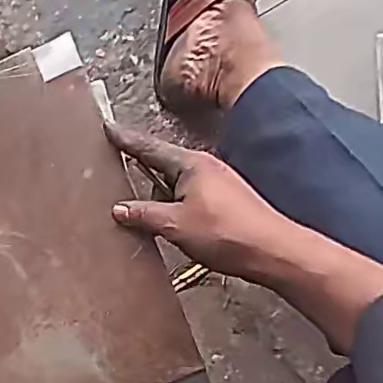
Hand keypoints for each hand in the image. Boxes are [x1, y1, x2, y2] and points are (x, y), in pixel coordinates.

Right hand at [105, 121, 382, 352]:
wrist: (272, 252)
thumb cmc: (229, 234)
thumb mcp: (175, 225)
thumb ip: (143, 215)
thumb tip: (120, 209)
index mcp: (191, 165)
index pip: (150, 148)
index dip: (126, 141)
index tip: (110, 130)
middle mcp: (206, 169)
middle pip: (162, 166)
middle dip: (142, 175)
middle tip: (123, 179)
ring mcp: (217, 185)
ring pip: (176, 186)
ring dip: (160, 199)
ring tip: (150, 216)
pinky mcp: (224, 202)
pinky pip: (189, 199)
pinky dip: (176, 209)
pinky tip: (173, 225)